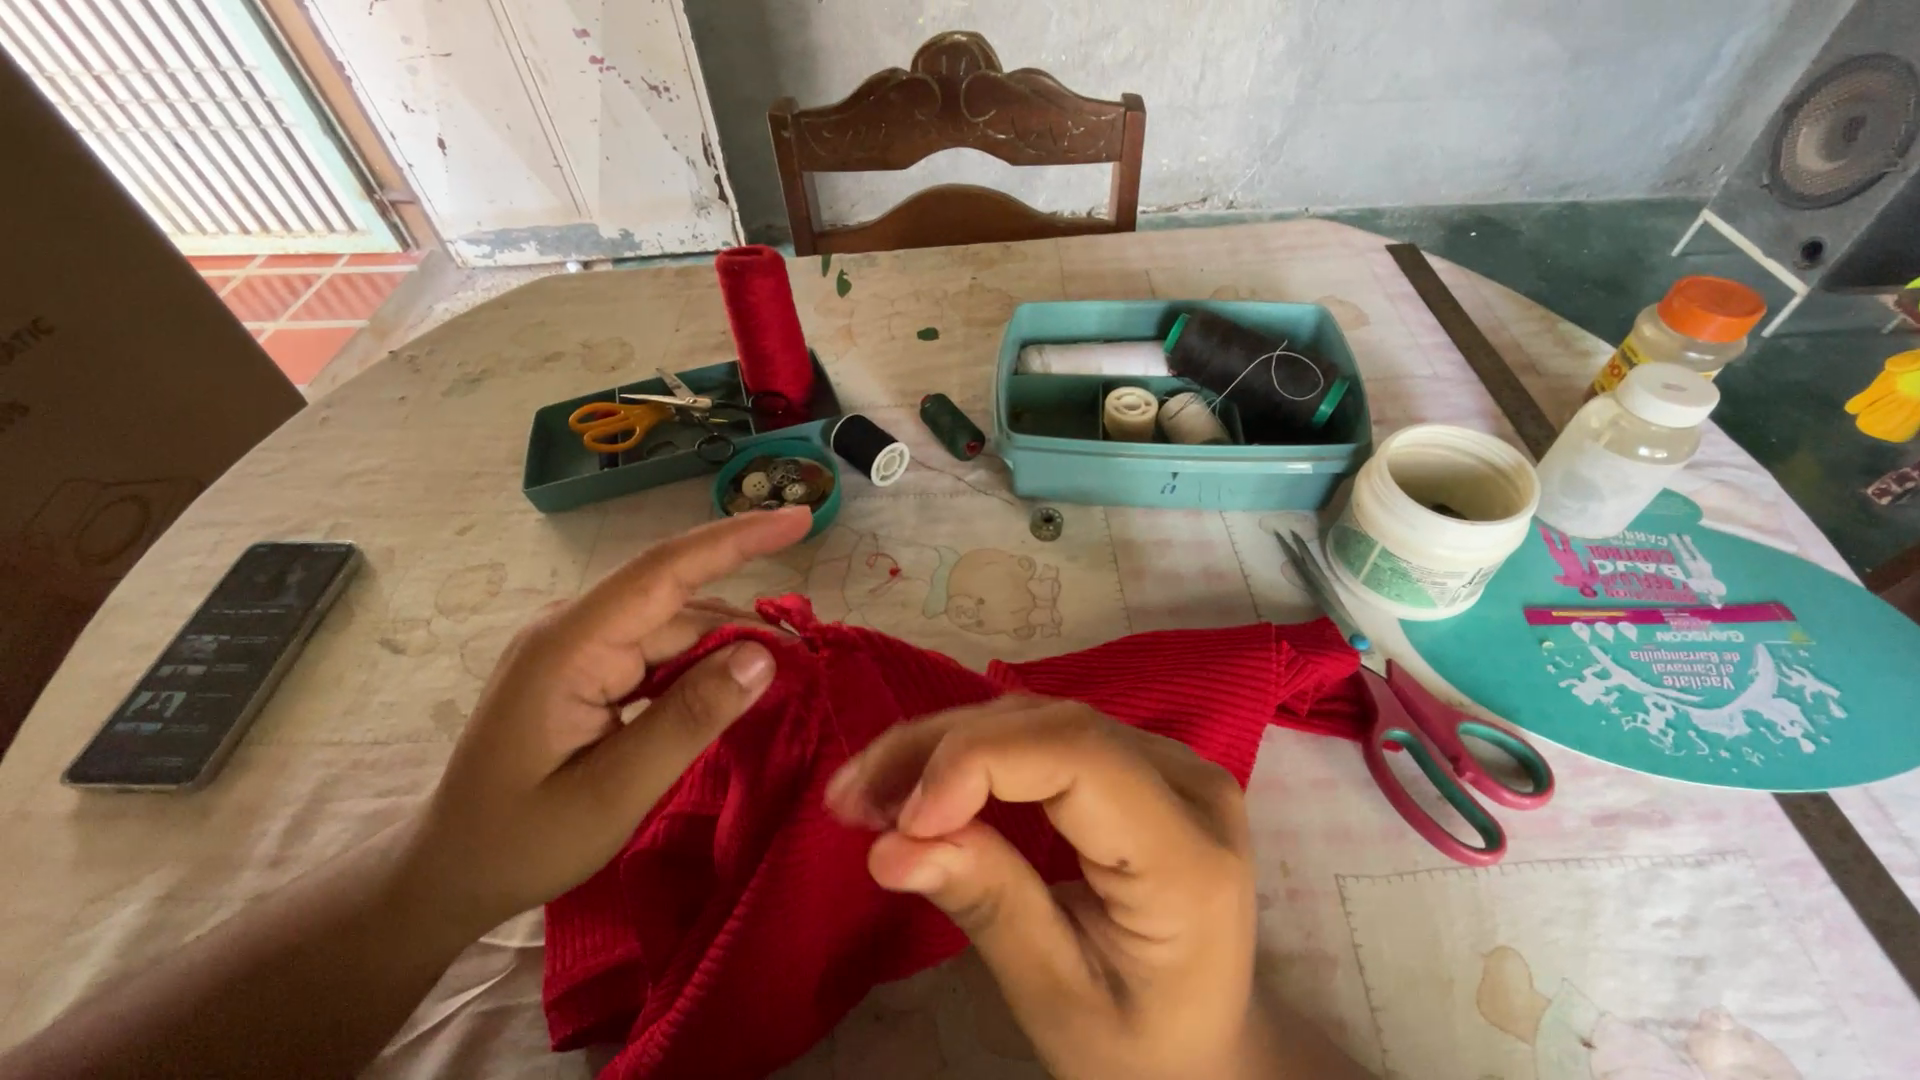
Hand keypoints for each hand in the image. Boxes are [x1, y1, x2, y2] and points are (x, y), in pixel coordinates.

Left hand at [404, 507, 812, 932]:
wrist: (448, 872)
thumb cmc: (521, 841)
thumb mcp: (615, 792)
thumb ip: (690, 719)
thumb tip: (763, 655)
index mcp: (569, 645)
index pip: (664, 571)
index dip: (736, 540)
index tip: (801, 519)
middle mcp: (574, 630)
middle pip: (679, 606)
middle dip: (744, 625)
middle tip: (805, 665)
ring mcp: (578, 648)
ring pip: (675, 631)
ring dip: (724, 654)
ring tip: (772, 690)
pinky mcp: (586, 670)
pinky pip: (659, 655)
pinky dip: (699, 673)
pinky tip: (725, 697)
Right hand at [824, 697, 1279, 1079]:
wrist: (1201, 1040)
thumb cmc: (1138, 1040)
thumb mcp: (1057, 995)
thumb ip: (987, 906)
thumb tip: (890, 848)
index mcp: (1188, 856)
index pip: (1079, 758)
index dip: (977, 763)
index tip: (899, 820)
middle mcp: (1188, 785)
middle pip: (1049, 726)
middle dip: (938, 751)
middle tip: (852, 799)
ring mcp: (1167, 763)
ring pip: (1037, 718)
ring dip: (943, 746)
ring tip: (869, 791)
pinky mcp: (1137, 762)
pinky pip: (1043, 735)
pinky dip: (971, 753)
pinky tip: (918, 781)